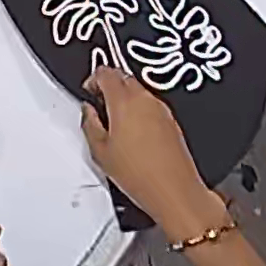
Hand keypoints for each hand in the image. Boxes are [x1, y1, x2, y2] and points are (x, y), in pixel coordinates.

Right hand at [81, 67, 229, 242]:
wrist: (177, 194)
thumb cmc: (140, 175)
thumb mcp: (100, 152)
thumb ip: (89, 123)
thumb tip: (88, 111)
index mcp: (123, 100)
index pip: (105, 72)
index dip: (93, 79)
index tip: (89, 92)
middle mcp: (144, 98)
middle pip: (122, 77)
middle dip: (109, 87)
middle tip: (100, 105)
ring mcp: (161, 109)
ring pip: (138, 91)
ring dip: (125, 99)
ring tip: (118, 125)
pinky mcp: (172, 121)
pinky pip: (151, 106)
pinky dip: (140, 111)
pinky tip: (136, 135)